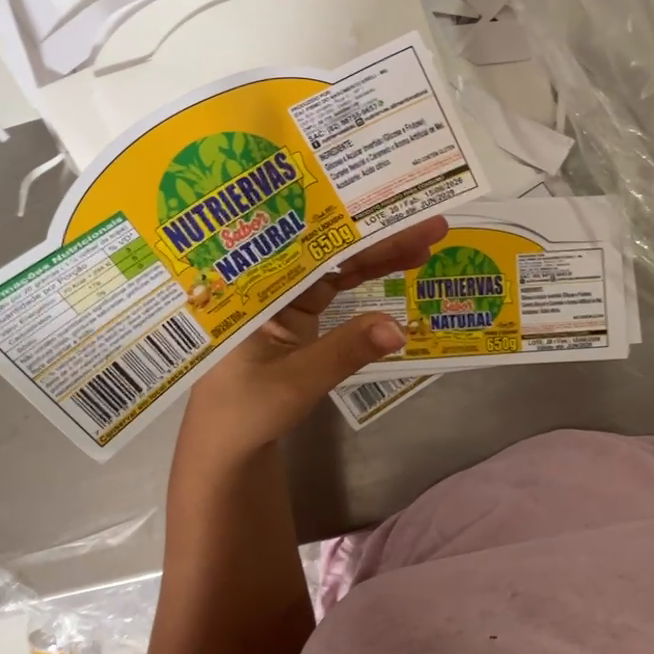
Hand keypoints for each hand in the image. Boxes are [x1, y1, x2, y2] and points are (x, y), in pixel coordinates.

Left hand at [182, 217, 447, 457]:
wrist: (226, 448)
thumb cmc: (243, 413)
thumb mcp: (295, 382)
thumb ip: (345, 351)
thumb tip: (400, 328)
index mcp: (249, 285)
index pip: (302, 241)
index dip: (348, 222)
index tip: (387, 205)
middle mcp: (264, 281)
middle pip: (323, 247)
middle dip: (374, 233)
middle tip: (428, 221)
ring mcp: (284, 297)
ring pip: (334, 264)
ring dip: (376, 253)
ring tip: (424, 240)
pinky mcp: (298, 314)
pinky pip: (336, 286)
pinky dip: (366, 278)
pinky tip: (398, 267)